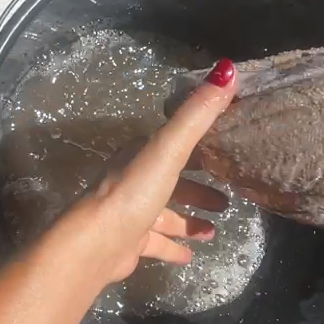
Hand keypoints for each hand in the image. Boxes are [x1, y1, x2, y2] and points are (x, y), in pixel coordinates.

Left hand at [30, 60, 238, 286]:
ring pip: (164, 214)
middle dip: (197, 188)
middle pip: (170, 181)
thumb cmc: (133, 192)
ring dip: (188, 220)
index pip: (173, 145)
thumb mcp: (168, 148)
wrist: (96, 242)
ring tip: (214, 230)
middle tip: (227, 200)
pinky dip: (172, 246)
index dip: (199, 147)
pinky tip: (191, 254)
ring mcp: (128, 213)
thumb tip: (228, 69)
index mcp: (139, 155)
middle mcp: (132, 181)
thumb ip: (196, 115)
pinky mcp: (127, 242)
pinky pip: (155, 242)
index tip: (227, 153)